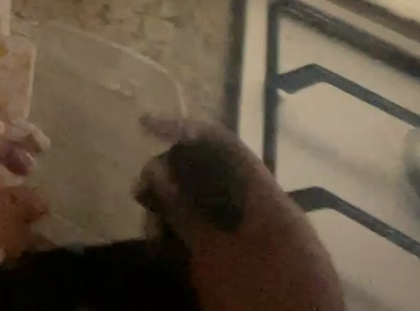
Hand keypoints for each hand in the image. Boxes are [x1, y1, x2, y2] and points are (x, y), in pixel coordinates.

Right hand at [135, 117, 344, 310]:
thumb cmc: (258, 304)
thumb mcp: (212, 255)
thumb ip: (183, 208)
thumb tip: (156, 169)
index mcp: (273, 204)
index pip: (225, 144)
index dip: (183, 128)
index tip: (144, 127)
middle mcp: (279, 216)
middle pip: (221, 172)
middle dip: (176, 173)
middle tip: (140, 190)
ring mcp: (278, 245)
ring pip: (222, 204)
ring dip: (183, 204)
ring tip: (150, 221)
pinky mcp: (271, 270)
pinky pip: (229, 232)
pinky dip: (199, 229)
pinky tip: (172, 244)